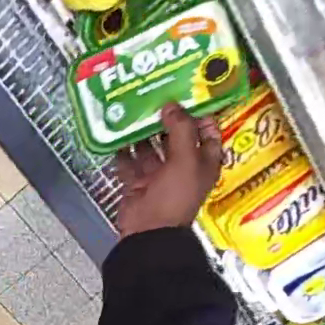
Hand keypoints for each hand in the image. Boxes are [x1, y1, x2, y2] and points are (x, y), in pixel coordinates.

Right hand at [112, 103, 223, 237]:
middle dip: (166, 118)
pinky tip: (117, 134)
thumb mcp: (186, 158)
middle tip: (154, 95)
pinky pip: (129, 163)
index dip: (200, 112)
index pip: (207, 131)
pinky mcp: (137, 184)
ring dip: (143, 133)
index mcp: (203, 162)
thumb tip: (172, 106)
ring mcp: (158, 176)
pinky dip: (123, 151)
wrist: (149, 232)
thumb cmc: (175, 197)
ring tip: (133, 111)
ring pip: (150, 148)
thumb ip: (181, 129)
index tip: (187, 93)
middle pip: (176, 137)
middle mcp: (182, 167)